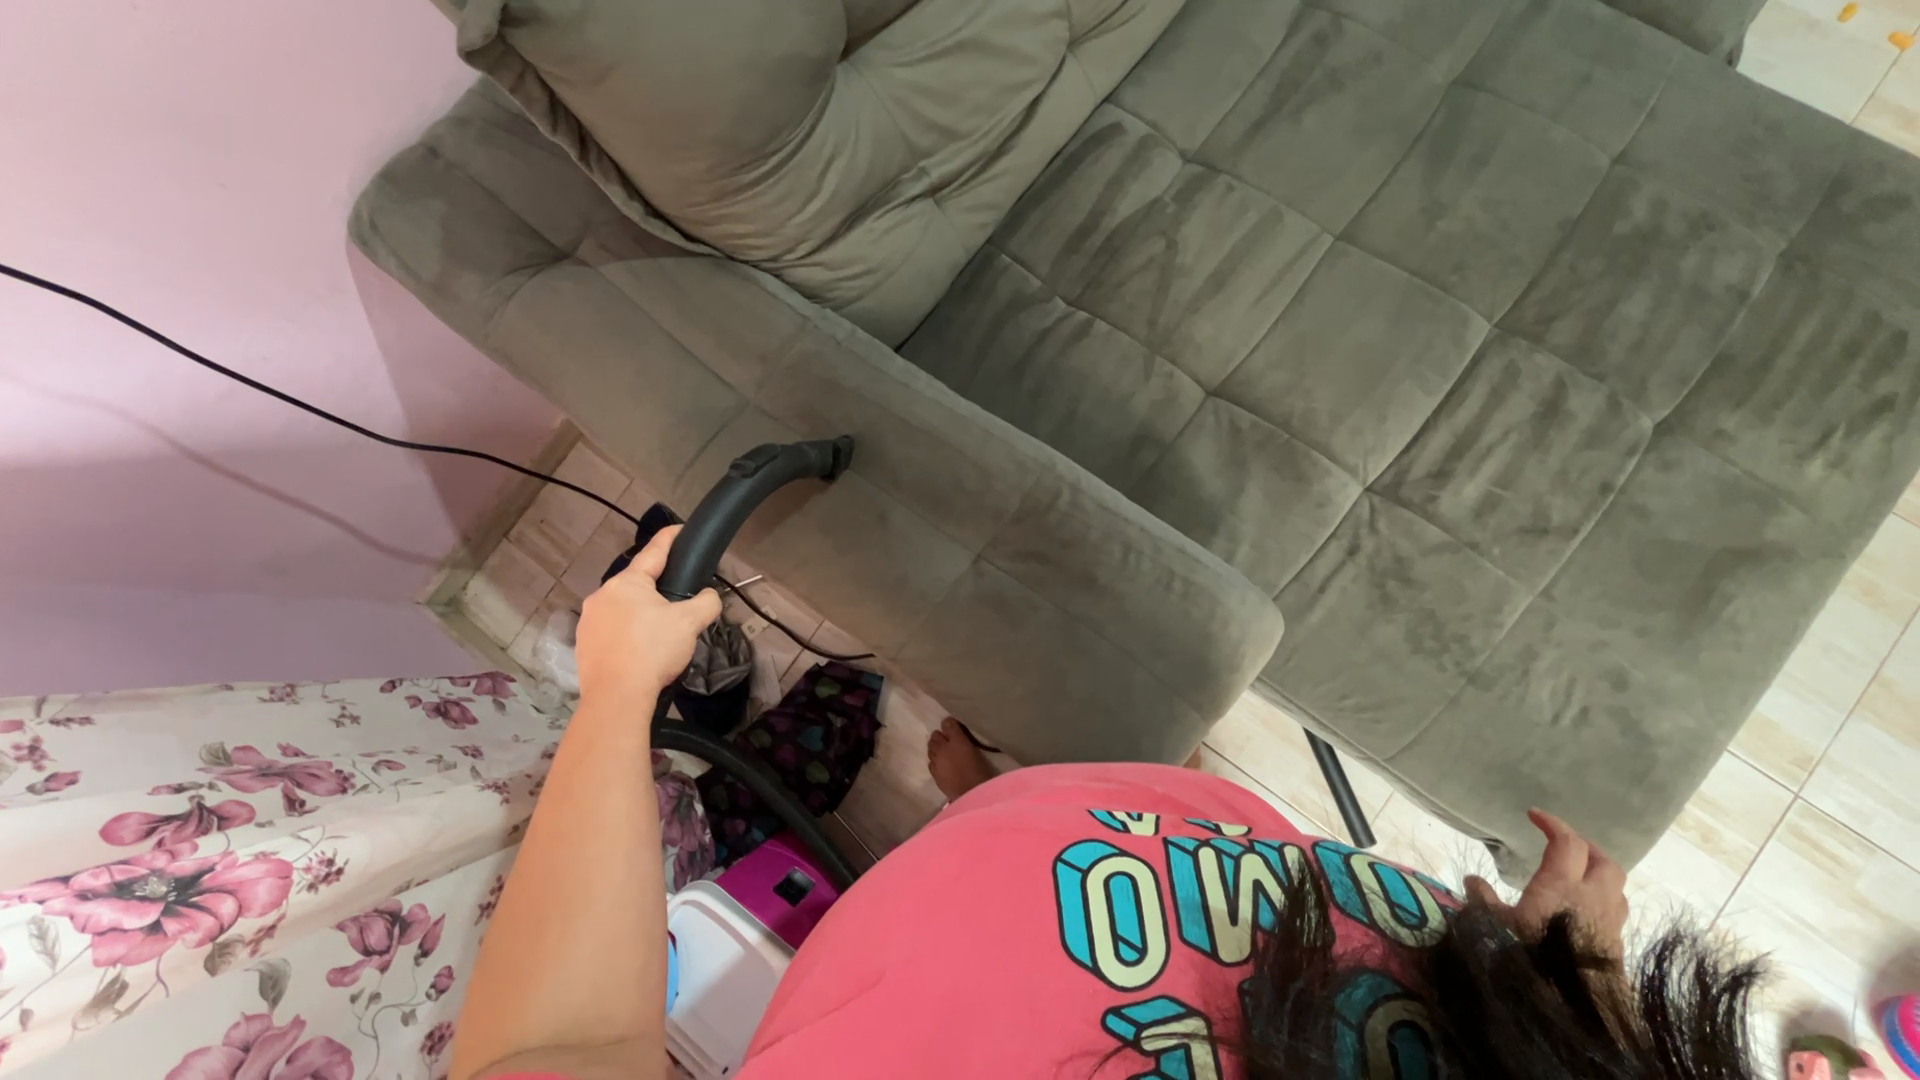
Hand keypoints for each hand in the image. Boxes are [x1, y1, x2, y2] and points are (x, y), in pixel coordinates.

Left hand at [574, 525, 722, 706]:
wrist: (617, 696)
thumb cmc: (653, 650)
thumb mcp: (690, 623)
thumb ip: (706, 602)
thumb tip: (709, 596)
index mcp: (628, 583)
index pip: (654, 552)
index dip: (669, 538)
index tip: (679, 529)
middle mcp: (602, 595)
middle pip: (637, 584)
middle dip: (657, 589)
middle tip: (679, 603)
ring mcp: (589, 621)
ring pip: (623, 609)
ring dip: (641, 614)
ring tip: (660, 633)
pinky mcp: (584, 644)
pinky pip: (611, 631)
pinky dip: (627, 635)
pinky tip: (640, 651)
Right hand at [1465, 808, 1628, 955]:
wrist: (1578, 1002)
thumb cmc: (1534, 954)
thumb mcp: (1498, 925)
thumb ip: (1485, 900)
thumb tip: (1472, 880)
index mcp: (1562, 884)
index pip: (1567, 843)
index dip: (1553, 824)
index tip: (1534, 815)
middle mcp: (1593, 896)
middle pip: (1604, 861)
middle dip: (1586, 846)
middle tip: (1565, 842)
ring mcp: (1610, 920)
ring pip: (1615, 885)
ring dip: (1598, 873)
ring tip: (1578, 874)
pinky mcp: (1617, 942)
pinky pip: (1615, 908)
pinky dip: (1602, 898)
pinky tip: (1583, 908)